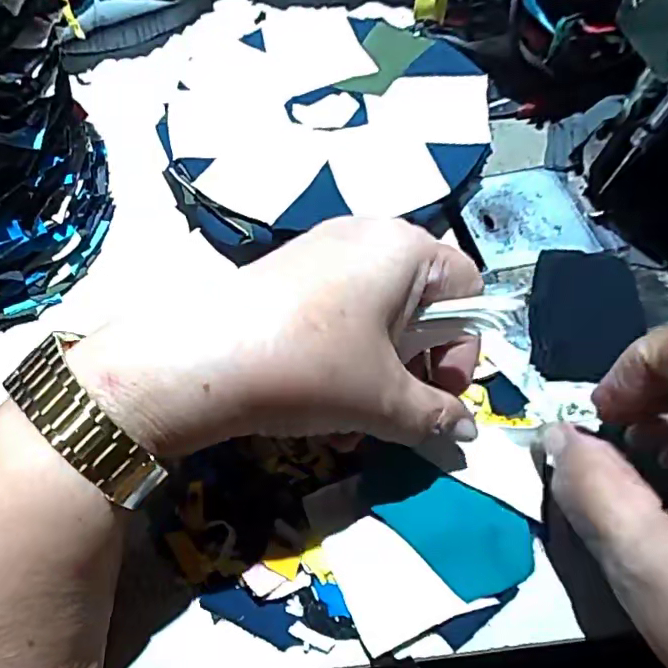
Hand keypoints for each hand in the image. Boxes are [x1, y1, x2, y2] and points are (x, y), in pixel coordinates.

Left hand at [64, 218, 483, 456]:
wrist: (199, 363)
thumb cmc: (312, 370)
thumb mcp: (383, 399)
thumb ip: (434, 414)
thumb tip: (465, 430)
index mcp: (405, 249)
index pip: (468, 292)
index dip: (464, 349)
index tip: (440, 394)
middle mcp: (366, 236)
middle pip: (421, 306)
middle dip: (415, 369)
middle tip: (397, 410)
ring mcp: (321, 252)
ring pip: (376, 320)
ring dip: (377, 377)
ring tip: (352, 424)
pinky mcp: (287, 276)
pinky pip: (338, 317)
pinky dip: (342, 361)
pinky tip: (320, 407)